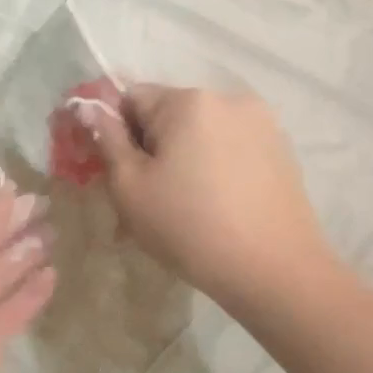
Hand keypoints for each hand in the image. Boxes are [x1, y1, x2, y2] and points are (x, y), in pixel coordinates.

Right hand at [81, 86, 333, 305]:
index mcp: (187, 101)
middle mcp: (227, 99)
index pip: (130, 98)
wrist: (277, 274)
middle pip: (168, 113)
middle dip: (153, 145)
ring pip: (200, 131)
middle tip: (150, 195)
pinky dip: (215, 166)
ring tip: (186, 204)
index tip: (123, 172)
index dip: (118, 133)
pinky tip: (218, 205)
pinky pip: (230, 147)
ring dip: (185, 156)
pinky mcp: (282, 151)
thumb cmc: (190, 227)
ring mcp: (261, 124)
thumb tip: (89, 108)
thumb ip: (106, 139)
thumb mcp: (129, 186)